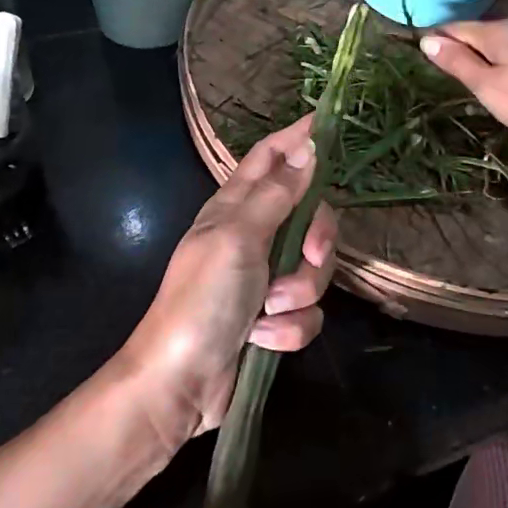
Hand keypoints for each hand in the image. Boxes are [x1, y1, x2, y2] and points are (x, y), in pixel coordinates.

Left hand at [119, 115, 337, 442]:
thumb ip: (277, 194)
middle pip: (310, 216)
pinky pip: (307, 313)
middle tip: (309, 256)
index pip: (270, 157)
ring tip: (266, 312)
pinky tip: (261, 340)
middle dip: (316, 241)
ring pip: (314, 271)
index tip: (327, 125)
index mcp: (235, 208)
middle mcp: (254, 237)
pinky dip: (288, 330)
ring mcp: (265, 279)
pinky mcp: (274, 318)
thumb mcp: (238, 238)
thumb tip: (307, 148)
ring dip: (296, 296)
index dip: (297, 139)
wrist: (180, 382)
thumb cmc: (202, 299)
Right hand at [420, 20, 507, 202]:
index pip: (456, 27)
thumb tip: (427, 38)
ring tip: (470, 77)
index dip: (436, 38)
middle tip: (441, 68)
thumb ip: (458, 62)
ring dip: (483, 55)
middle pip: (480, 32)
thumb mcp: (488, 86)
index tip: (419, 54)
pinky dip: (506, 63)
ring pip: (502, 43)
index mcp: (497, 31)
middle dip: (460, 45)